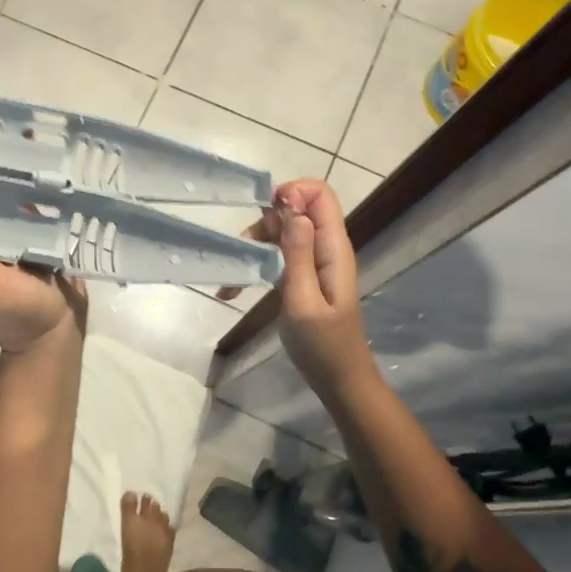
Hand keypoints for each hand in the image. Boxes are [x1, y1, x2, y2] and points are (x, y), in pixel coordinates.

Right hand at [223, 179, 374, 388]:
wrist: (338, 380)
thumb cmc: (323, 346)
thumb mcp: (304, 302)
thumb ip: (298, 255)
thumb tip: (292, 207)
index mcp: (333, 249)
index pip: (320, 194)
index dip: (292, 192)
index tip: (264, 214)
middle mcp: (325, 248)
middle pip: (296, 209)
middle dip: (266, 221)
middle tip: (245, 251)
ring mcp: (313, 263)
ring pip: (282, 232)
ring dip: (255, 244)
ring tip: (234, 275)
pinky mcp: (301, 277)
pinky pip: (277, 256)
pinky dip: (256, 265)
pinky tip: (232, 289)